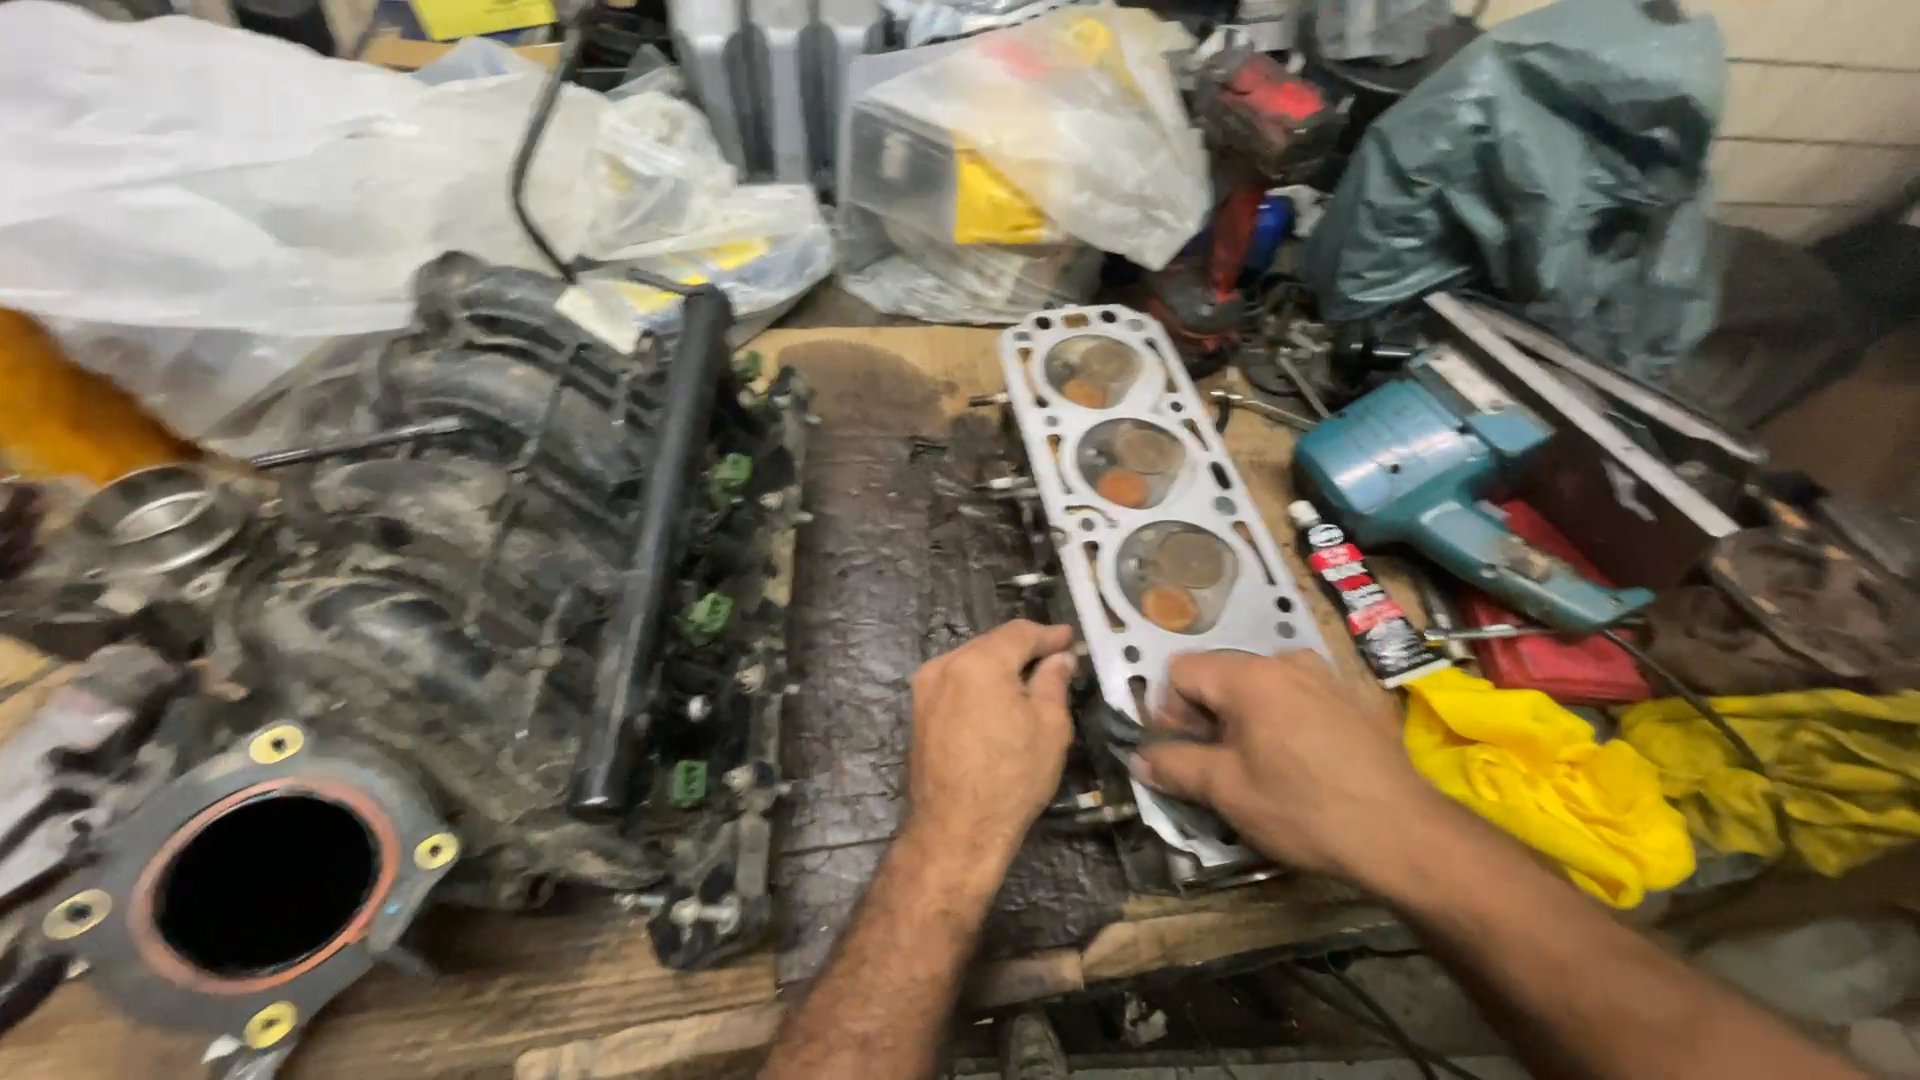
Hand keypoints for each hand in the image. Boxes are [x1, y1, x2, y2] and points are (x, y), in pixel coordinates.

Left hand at [905, 620, 1076, 860]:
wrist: (955, 830)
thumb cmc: (1011, 778)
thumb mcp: (1049, 727)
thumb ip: (1053, 682)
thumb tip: (1059, 658)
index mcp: (979, 663)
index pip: (1019, 633)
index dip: (1048, 635)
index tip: (1069, 639)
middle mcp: (945, 664)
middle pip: (991, 644)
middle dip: (1023, 649)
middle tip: (1054, 658)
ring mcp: (925, 687)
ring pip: (971, 661)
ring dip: (999, 665)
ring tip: (1029, 679)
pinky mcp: (918, 710)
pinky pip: (956, 681)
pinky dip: (979, 683)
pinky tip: (998, 698)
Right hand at [1133, 649, 1452, 884]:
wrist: (1406, 835)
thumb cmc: (1305, 810)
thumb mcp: (1227, 792)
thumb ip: (1174, 766)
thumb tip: (1138, 758)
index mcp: (1250, 676)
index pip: (1181, 672)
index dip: (1169, 713)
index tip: (1185, 754)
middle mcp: (1285, 661)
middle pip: (1219, 675)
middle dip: (1205, 717)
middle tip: (1217, 766)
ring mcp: (1323, 676)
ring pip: (1257, 687)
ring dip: (1242, 719)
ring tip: (1257, 766)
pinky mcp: (1350, 698)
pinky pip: (1293, 697)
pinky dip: (1278, 720)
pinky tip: (1297, 763)